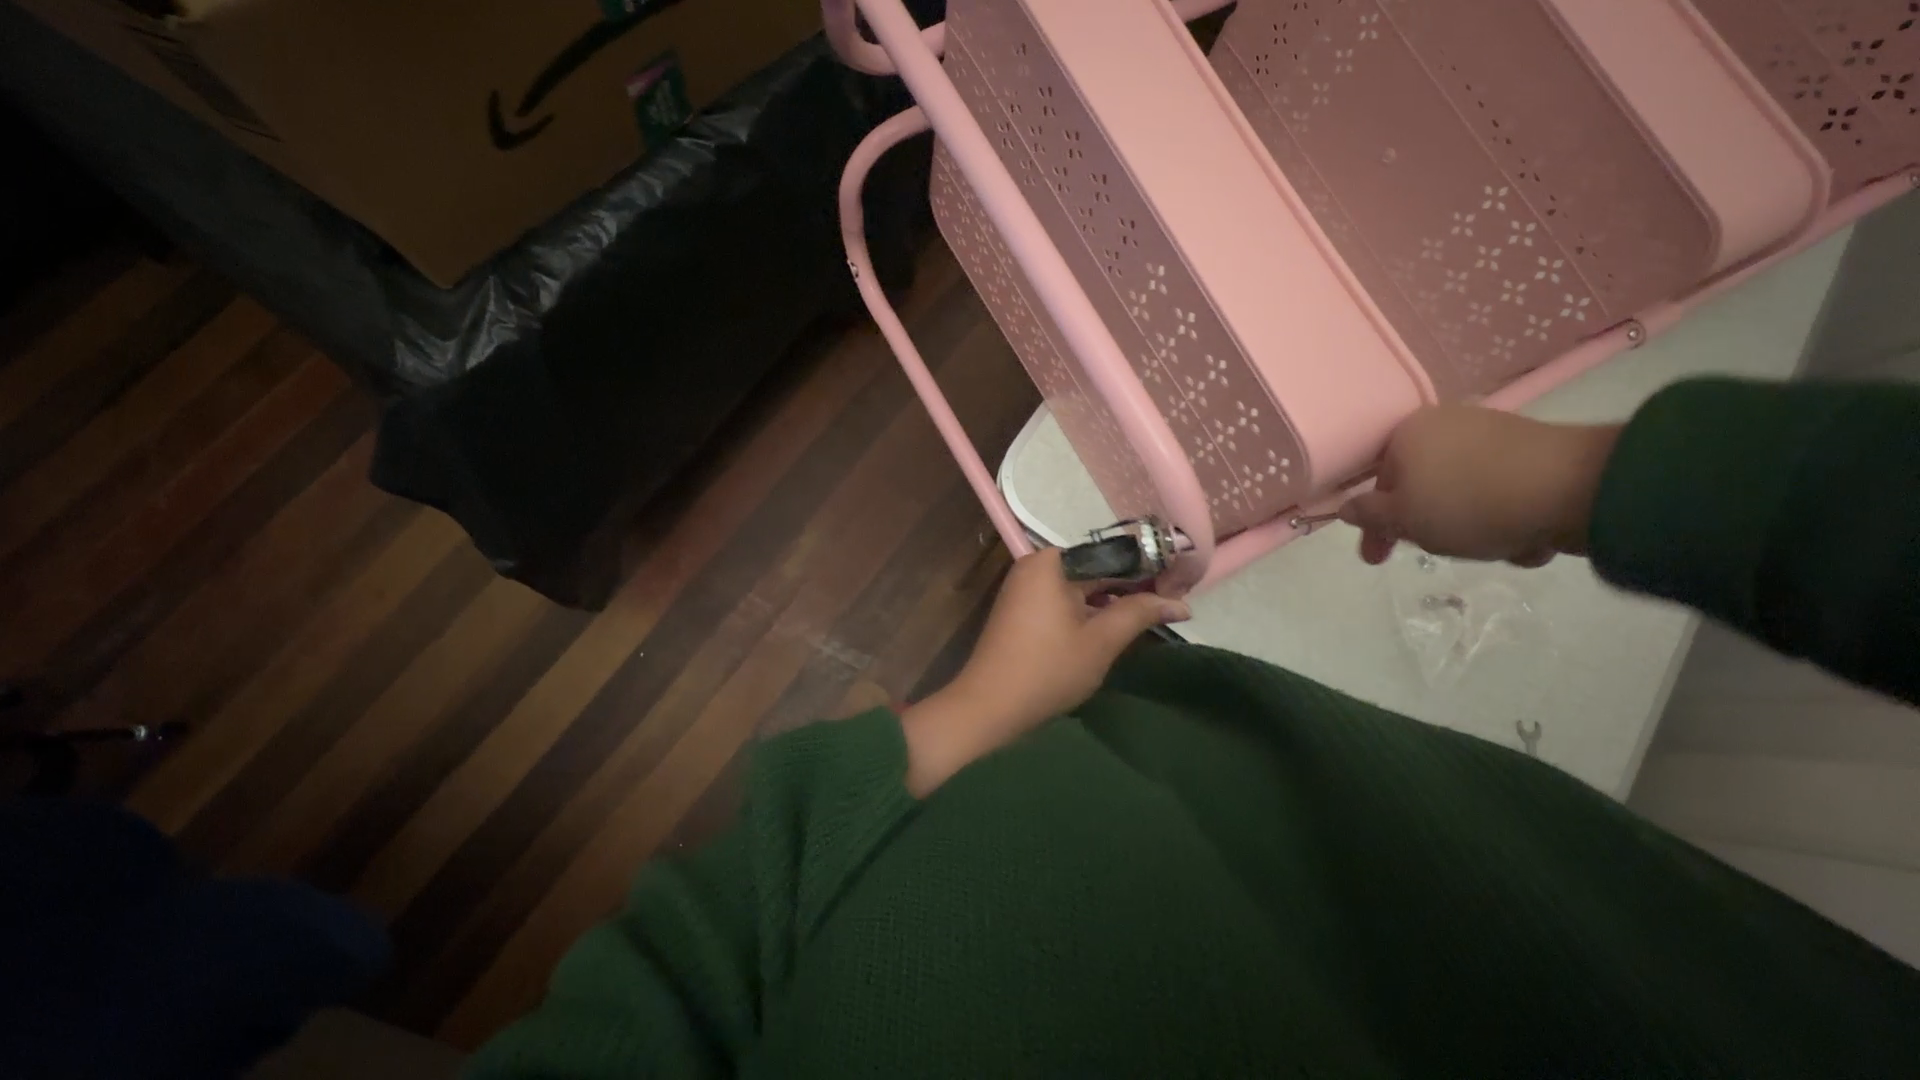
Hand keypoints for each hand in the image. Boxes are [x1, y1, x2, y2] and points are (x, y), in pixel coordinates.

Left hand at [900, 549, 1189, 794]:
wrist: (988, 707)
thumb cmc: (1048, 670)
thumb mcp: (1100, 641)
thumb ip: (1139, 613)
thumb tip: (1182, 604)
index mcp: (1052, 562)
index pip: (1113, 554)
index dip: (1149, 571)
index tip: (1180, 588)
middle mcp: (1035, 565)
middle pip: (1095, 570)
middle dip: (1131, 588)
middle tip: (1171, 607)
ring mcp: (1024, 587)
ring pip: (1081, 588)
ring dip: (1111, 602)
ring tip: (1149, 619)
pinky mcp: (1021, 610)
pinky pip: (1063, 601)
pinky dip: (1088, 612)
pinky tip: (1113, 629)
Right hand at [1338, 406, 1619, 566]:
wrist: (1573, 488)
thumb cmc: (1467, 501)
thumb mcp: (1403, 518)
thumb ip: (1369, 515)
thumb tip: (1347, 508)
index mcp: (1406, 433)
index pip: (1377, 483)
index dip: (1375, 527)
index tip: (1377, 560)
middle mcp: (1447, 424)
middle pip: (1422, 488)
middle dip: (1431, 526)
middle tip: (1443, 551)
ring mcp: (1495, 434)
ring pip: (1465, 495)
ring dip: (1473, 528)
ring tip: (1496, 546)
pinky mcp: (1536, 451)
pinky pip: (1504, 493)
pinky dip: (1507, 517)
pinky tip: (1526, 536)